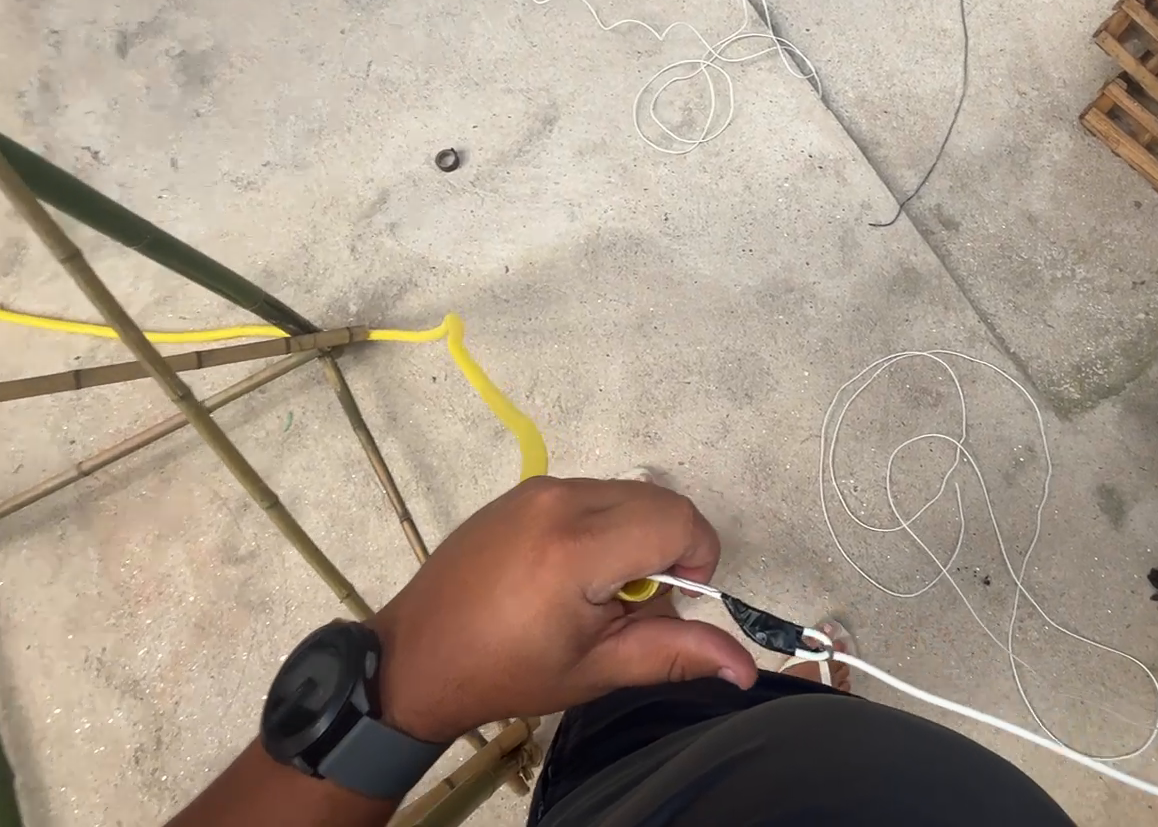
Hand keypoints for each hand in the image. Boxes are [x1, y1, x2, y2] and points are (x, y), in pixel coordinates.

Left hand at [368, 476, 757, 741]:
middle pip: (661, 501)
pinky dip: (609, 522)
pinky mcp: (530, 485)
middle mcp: (562, 499)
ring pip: (632, 493)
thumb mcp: (594, 671)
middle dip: (670, 547)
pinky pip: (598, 491)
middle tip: (634, 601)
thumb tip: (743, 665)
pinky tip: (574, 567)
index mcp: (577, 548)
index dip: (697, 558)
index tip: (671, 600)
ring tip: (600, 585)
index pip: (677, 520)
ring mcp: (543, 486)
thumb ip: (674, 654)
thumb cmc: (505, 671)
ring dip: (639, 533)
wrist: (415, 654)